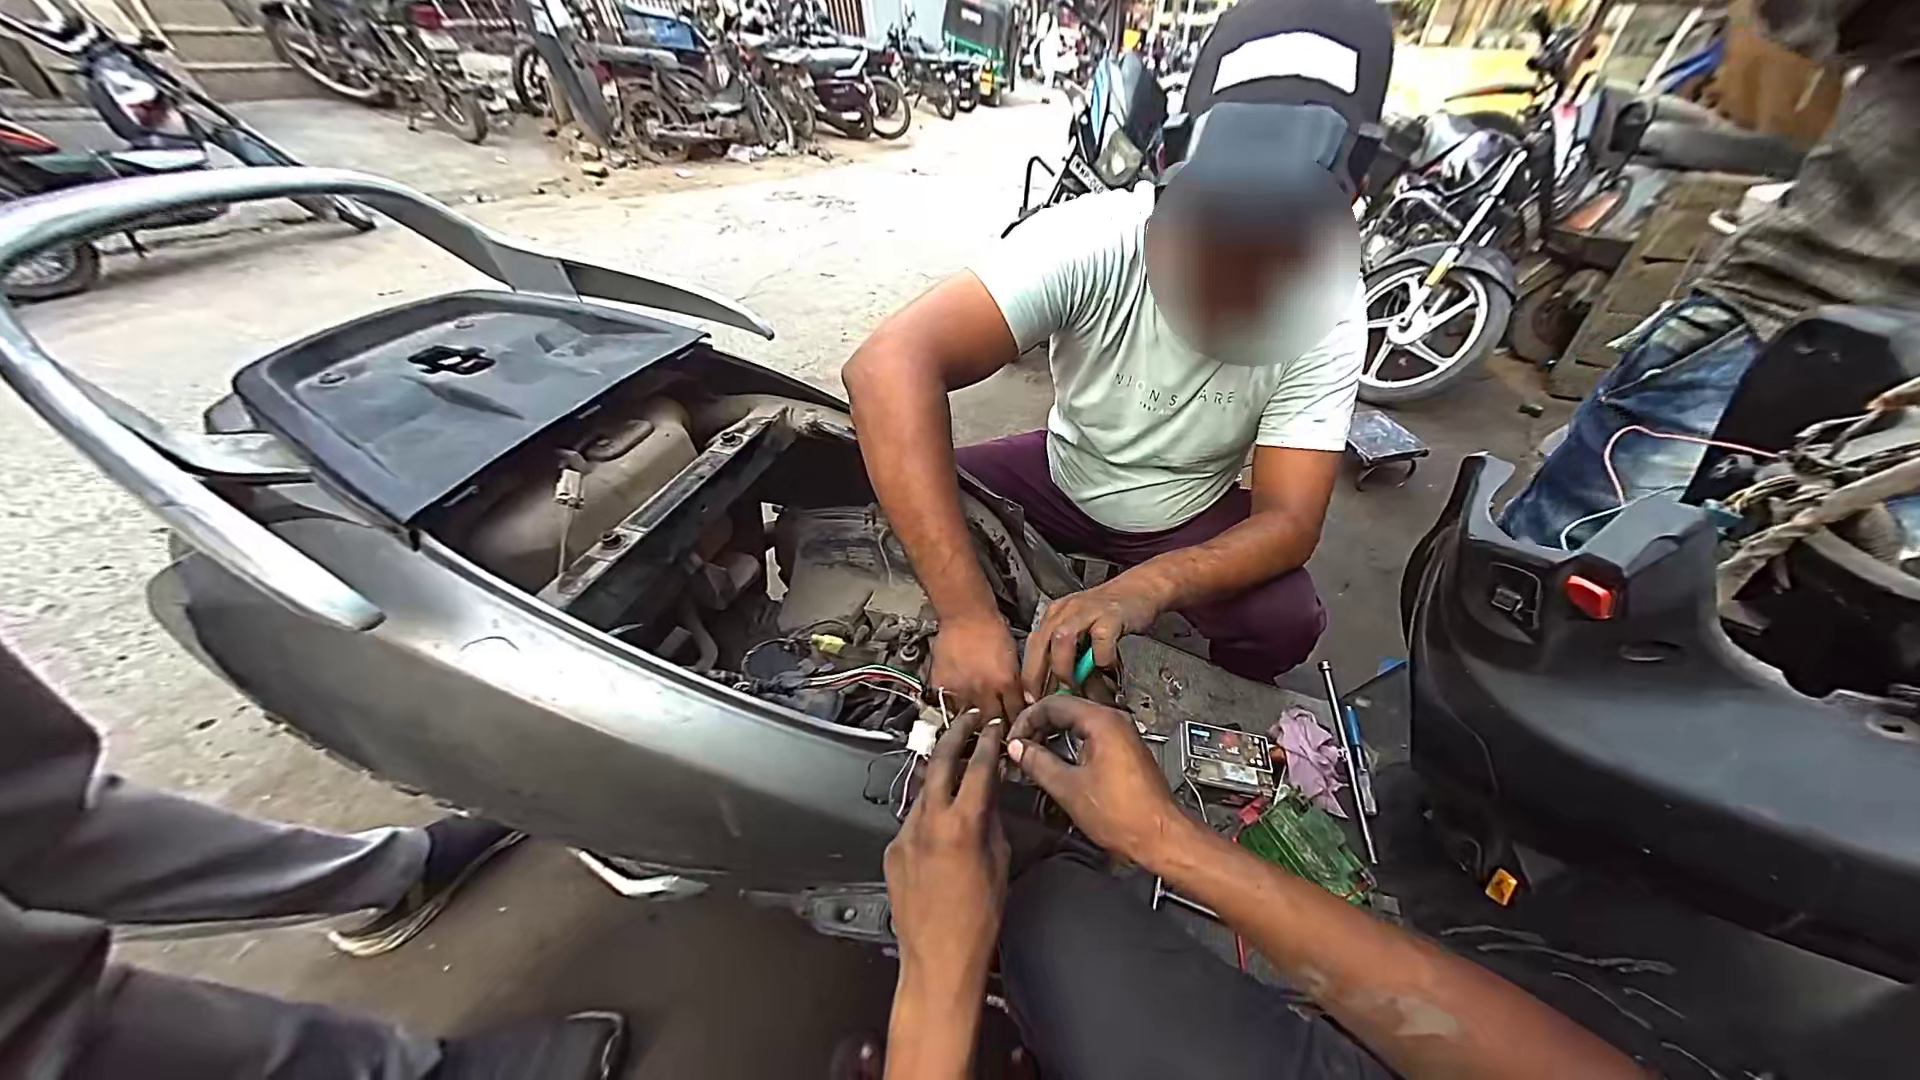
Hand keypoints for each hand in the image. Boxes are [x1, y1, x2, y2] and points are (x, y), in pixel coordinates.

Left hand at [884, 709, 1009, 989]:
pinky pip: (913, 819)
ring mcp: (906, 833)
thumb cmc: (978, 919)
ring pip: (925, 790)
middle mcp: (928, 822)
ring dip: (941, 777)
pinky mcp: (893, 848)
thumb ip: (992, 819)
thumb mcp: (999, 861)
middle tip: (969, 721)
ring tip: (958, 771)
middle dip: (956, 734)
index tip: (993, 727)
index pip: (978, 767)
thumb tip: (989, 794)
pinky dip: (928, 813)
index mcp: (962, 825)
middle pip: (940, 760)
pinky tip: (941, 827)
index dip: (988, 741)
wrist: (938, 959)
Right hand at [929, 613, 1025, 720]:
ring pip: (969, 720)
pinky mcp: (942, 685)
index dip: (1017, 724)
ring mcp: (961, 689)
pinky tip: (960, 708)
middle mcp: (984, 690)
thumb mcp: (1014, 658)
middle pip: (993, 724)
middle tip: (998, 733)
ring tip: (978, 725)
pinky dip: (955, 709)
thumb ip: (1016, 684)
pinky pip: (948, 707)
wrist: (965, 614)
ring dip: (975, 722)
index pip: (1015, 716)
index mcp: (1005, 682)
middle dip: (998, 729)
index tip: (1016, 730)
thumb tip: (1022, 703)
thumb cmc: (991, 629)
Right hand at [1006, 696, 1195, 867]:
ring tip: (1033, 755)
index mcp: (1101, 721)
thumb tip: (1017, 748)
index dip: (1027, 720)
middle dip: (1038, 726)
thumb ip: (1038, 763)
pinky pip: (1090, 735)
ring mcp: (1121, 734)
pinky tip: (1057, 762)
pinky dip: (1069, 744)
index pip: (1052, 704)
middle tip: (1019, 746)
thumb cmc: (1125, 815)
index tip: (1014, 739)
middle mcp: (1114, 720)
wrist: (1161, 837)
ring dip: (1053, 735)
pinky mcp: (1124, 749)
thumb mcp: (1068, 788)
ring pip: (1077, 722)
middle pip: (1065, 709)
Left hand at [1020, 570, 1168, 699]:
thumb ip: (1071, 654)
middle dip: (1037, 675)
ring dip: (1063, 666)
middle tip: (1043, 698)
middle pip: (1040, 642)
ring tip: (1071, 685)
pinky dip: (1100, 659)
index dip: (1028, 673)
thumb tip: (1060, 688)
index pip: (1032, 645)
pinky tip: (1105, 669)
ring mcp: (1088, 610)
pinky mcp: (1111, 615)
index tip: (1028, 696)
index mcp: (1056, 614)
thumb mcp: (1083, 630)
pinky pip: (1100, 640)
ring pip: (1062, 638)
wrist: (1140, 587)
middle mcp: (1067, 610)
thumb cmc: (1111, 612)